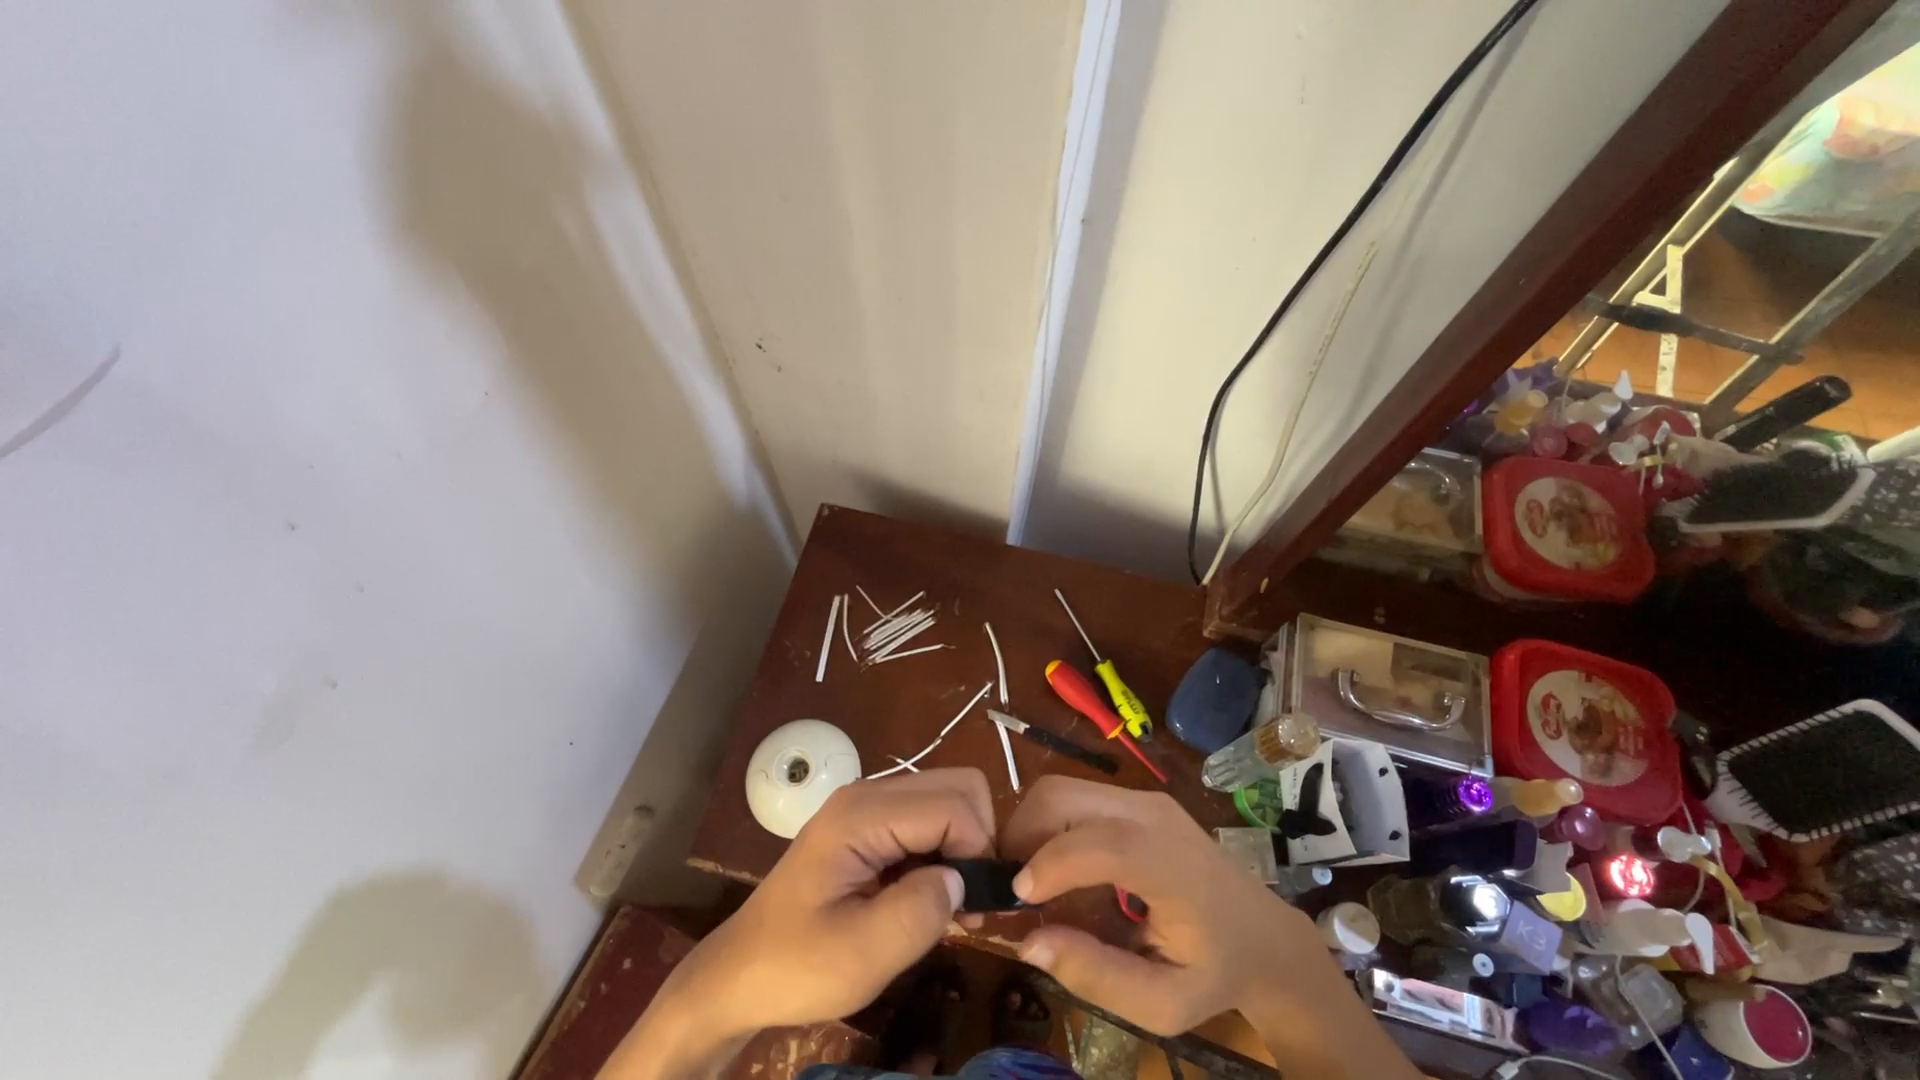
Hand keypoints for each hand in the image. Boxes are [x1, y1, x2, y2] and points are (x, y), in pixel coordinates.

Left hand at [603, 769, 994, 1079]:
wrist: (740, 975)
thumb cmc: (796, 967)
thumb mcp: (862, 954)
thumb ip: (920, 911)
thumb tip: (963, 879)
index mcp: (861, 816)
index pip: (954, 805)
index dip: (978, 852)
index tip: (973, 910)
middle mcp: (867, 795)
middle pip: (957, 787)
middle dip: (977, 841)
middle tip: (968, 905)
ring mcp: (866, 807)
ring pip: (947, 800)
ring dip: (963, 849)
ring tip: (951, 911)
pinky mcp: (868, 827)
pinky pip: (927, 820)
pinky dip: (944, 854)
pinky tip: (929, 900)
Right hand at [1000, 775, 1341, 1035]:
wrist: (1263, 935)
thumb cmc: (1214, 972)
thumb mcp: (1162, 1002)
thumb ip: (1097, 975)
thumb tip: (1028, 942)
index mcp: (1172, 865)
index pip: (1102, 843)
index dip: (1051, 864)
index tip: (1016, 900)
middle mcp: (1154, 815)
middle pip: (1061, 797)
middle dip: (1020, 837)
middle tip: (1012, 892)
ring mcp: (1144, 800)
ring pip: (1060, 791)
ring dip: (1029, 832)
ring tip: (1032, 886)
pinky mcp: (1136, 799)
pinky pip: (1074, 799)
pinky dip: (1048, 828)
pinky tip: (1057, 874)